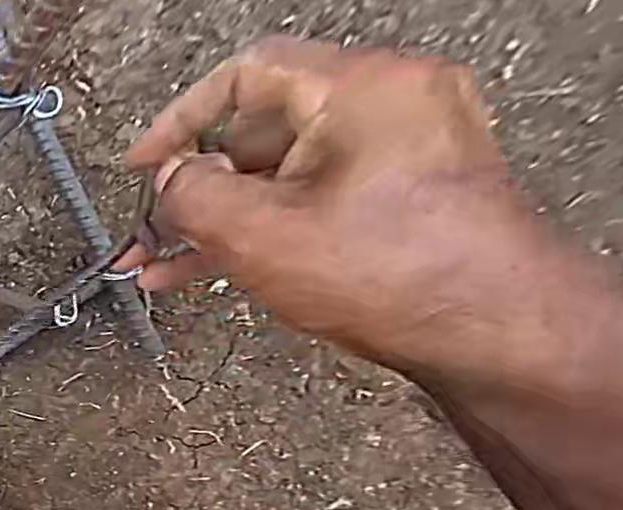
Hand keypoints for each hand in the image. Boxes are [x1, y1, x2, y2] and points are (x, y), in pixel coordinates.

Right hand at [119, 37, 596, 388]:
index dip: (179, 120)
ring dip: (203, 219)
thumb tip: (169, 178)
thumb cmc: (391, 270)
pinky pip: (293, 200)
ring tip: (154, 261)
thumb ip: (193, 195)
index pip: (246, 76)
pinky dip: (242, 229)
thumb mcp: (257, 231)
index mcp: (361, 91)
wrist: (480, 321)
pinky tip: (192, 267)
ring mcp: (387, 151)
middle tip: (144, 232)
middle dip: (185, 189)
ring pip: (266, 176)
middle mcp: (382, 107)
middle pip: (252, 133)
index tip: (142, 164)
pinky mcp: (384, 193)